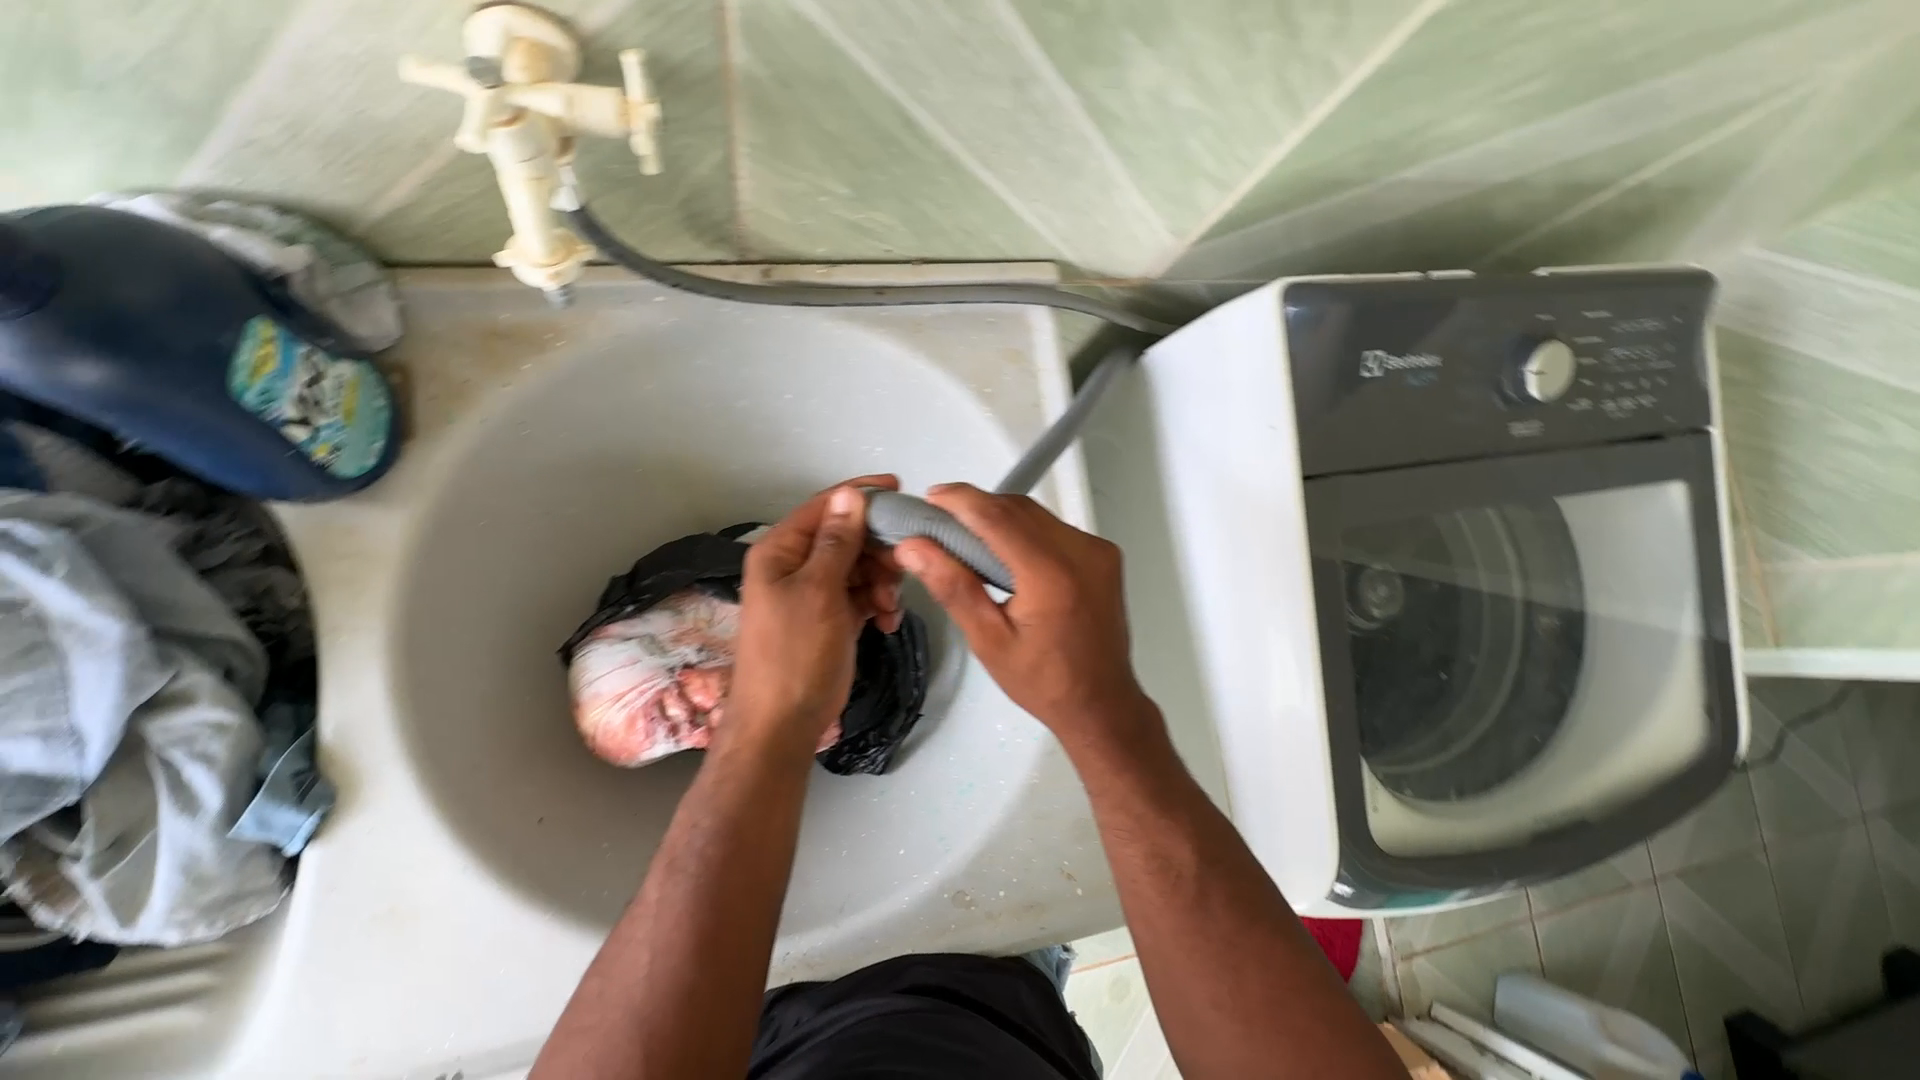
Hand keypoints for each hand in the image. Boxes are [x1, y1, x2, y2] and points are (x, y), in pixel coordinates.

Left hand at [724, 476, 903, 752]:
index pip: (824, 507)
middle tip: (904, 566)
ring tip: (890, 606)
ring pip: (858, 568)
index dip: (860, 495)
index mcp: (780, 551)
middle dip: (877, 549)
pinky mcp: (829, 620)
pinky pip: (859, 597)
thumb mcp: (818, 592)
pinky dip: (876, 604)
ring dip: (881, 581)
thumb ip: (836, 541)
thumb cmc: (795, 654)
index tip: (901, 489)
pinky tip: (888, 622)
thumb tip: (850, 495)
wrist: (782, 725)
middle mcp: (794, 566)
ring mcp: (812, 595)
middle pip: (845, 537)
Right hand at [893, 484, 1152, 749]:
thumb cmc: (1042, 682)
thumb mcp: (988, 640)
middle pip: (1018, 508)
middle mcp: (1081, 552)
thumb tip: (912, 547)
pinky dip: (1025, 530)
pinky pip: (1055, 528)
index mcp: (1051, 575)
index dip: (960, 500)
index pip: (997, 517)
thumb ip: (952, 587)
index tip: (929, 498)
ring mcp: (1098, 551)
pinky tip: (1004, 553)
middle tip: (938, 521)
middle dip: (977, 506)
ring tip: (966, 537)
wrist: (1102, 704)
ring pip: (1037, 514)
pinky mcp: (1104, 555)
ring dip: (1001, 517)